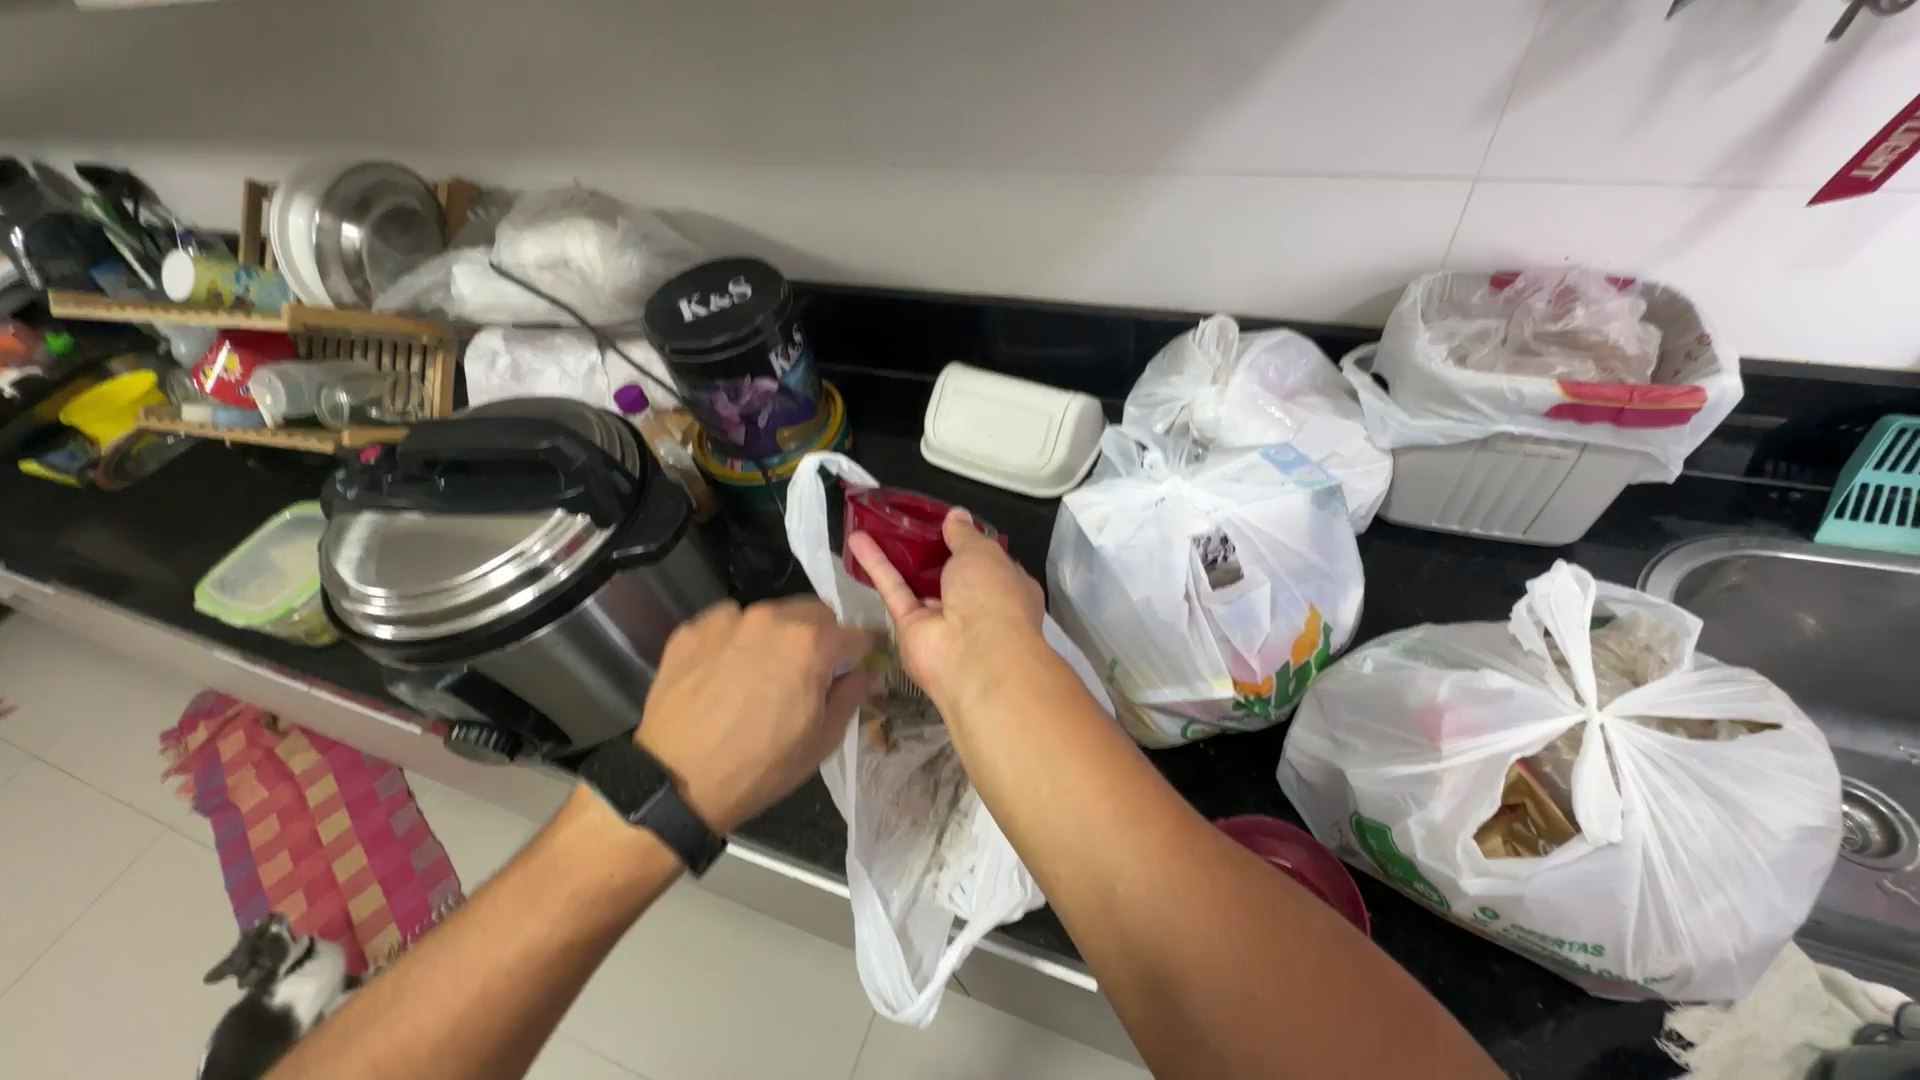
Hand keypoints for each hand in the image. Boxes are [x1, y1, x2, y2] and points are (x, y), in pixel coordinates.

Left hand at [630, 597, 873, 833]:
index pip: (857, 634)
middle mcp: (772, 618)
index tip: (862, 663)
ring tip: (763, 674)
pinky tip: (726, 674)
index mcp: (811, 644)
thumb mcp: (821, 741)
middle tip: (811, 672)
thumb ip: (850, 696)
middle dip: (822, 636)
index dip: (865, 650)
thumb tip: (867, 673)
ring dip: (778, 636)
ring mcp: (728, 620)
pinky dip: (737, 641)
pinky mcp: (692, 629)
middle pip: (814, 613)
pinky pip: (728, 624)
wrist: (675, 781)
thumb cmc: (759, 767)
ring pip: (771, 615)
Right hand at [847, 508, 1045, 722]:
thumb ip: (965, 534)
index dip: (970, 544)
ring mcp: (943, 620)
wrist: (978, 657)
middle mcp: (976, 605)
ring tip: (877, 524)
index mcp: (1006, 586)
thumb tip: (956, 516)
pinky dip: (877, 566)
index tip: (950, 523)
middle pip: (949, 574)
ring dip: (899, 555)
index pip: (988, 563)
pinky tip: (857, 539)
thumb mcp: (983, 552)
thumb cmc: (994, 596)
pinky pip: (894, 591)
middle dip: (931, 550)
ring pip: (917, 582)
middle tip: (907, 521)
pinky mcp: (911, 629)